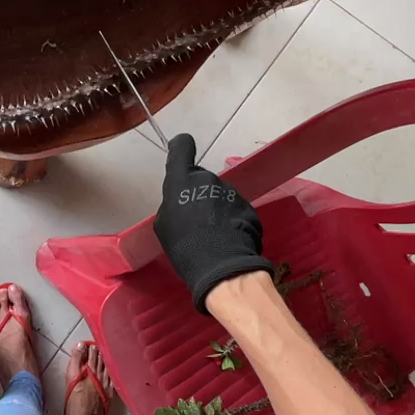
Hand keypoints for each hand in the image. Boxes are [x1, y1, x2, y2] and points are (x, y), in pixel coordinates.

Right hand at [155, 134, 273, 312]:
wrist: (221, 266)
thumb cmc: (184, 244)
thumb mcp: (165, 224)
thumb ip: (173, 204)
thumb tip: (182, 203)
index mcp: (182, 180)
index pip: (181, 148)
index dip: (180, 148)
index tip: (179, 154)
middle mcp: (209, 179)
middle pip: (201, 179)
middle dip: (199, 194)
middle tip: (195, 220)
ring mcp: (232, 193)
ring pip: (220, 196)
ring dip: (216, 210)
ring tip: (213, 236)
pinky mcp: (249, 209)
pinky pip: (236, 211)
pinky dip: (232, 222)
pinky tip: (228, 241)